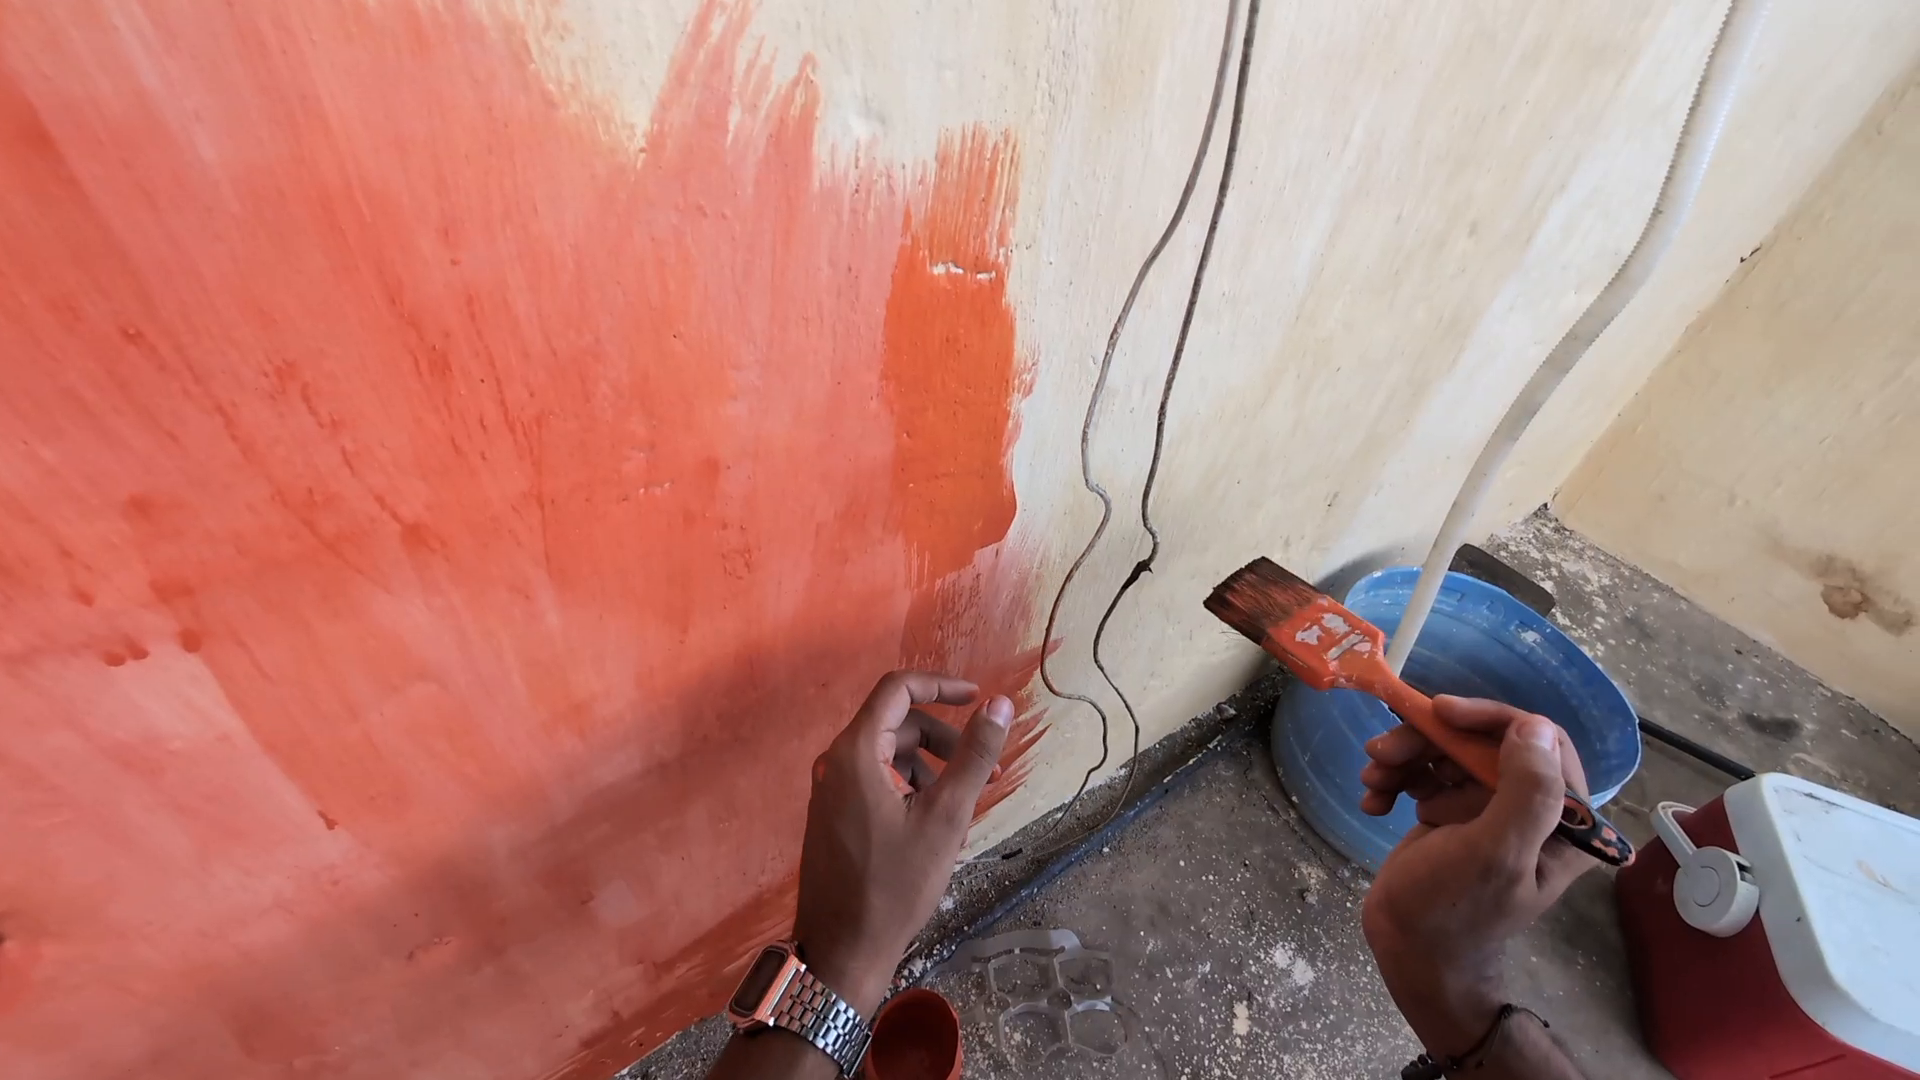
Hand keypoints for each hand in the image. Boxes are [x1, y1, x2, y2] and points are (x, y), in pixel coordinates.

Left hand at [792, 671, 1012, 1016]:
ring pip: (889, 753)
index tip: (978, 699)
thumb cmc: (896, 883)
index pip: (899, 688)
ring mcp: (830, 787)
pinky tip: (931, 821)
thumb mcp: (947, 817)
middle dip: (943, 738)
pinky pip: (875, 777)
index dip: (941, 686)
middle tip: (982, 770)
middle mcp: (836, 760)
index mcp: (856, 750)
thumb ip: (974, 755)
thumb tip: (1000, 704)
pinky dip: (908, 784)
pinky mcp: (833, 811)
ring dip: (929, 765)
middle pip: (897, 723)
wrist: (841, 952)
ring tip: (960, 804)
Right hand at [1358, 696, 1593, 1057]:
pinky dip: (1392, 782)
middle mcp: (1528, 809)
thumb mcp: (1493, 852)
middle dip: (1426, 742)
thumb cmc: (1454, 908)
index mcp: (1561, 820)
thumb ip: (1525, 793)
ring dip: (1401, 761)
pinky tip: (1374, 803)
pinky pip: (1421, 775)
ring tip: (1372, 782)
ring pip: (1443, 754)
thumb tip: (1532, 727)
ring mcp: (1484, 810)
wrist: (1410, 951)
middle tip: (1381, 752)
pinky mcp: (1448, 814)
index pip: (1539, 741)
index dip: (1488, 718)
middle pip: (1478, 742)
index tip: (1437, 712)